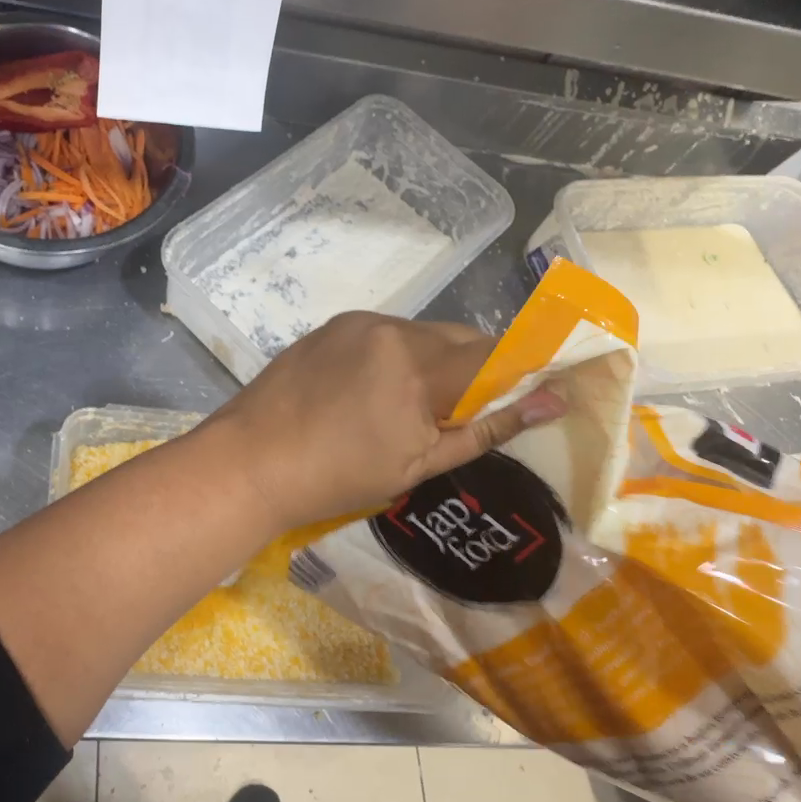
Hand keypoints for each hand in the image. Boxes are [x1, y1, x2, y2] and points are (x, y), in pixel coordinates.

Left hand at [198, 312, 566, 533]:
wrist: (248, 462)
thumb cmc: (335, 477)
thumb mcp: (418, 464)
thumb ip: (486, 428)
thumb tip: (552, 401)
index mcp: (417, 365)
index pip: (498, 353)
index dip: (526, 368)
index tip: (541, 386)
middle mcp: (389, 329)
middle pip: (459, 338)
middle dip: (476, 369)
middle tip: (462, 413)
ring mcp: (353, 323)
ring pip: (420, 335)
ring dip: (433, 362)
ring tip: (408, 409)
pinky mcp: (328, 327)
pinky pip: (382, 334)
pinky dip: (394, 357)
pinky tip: (371, 394)